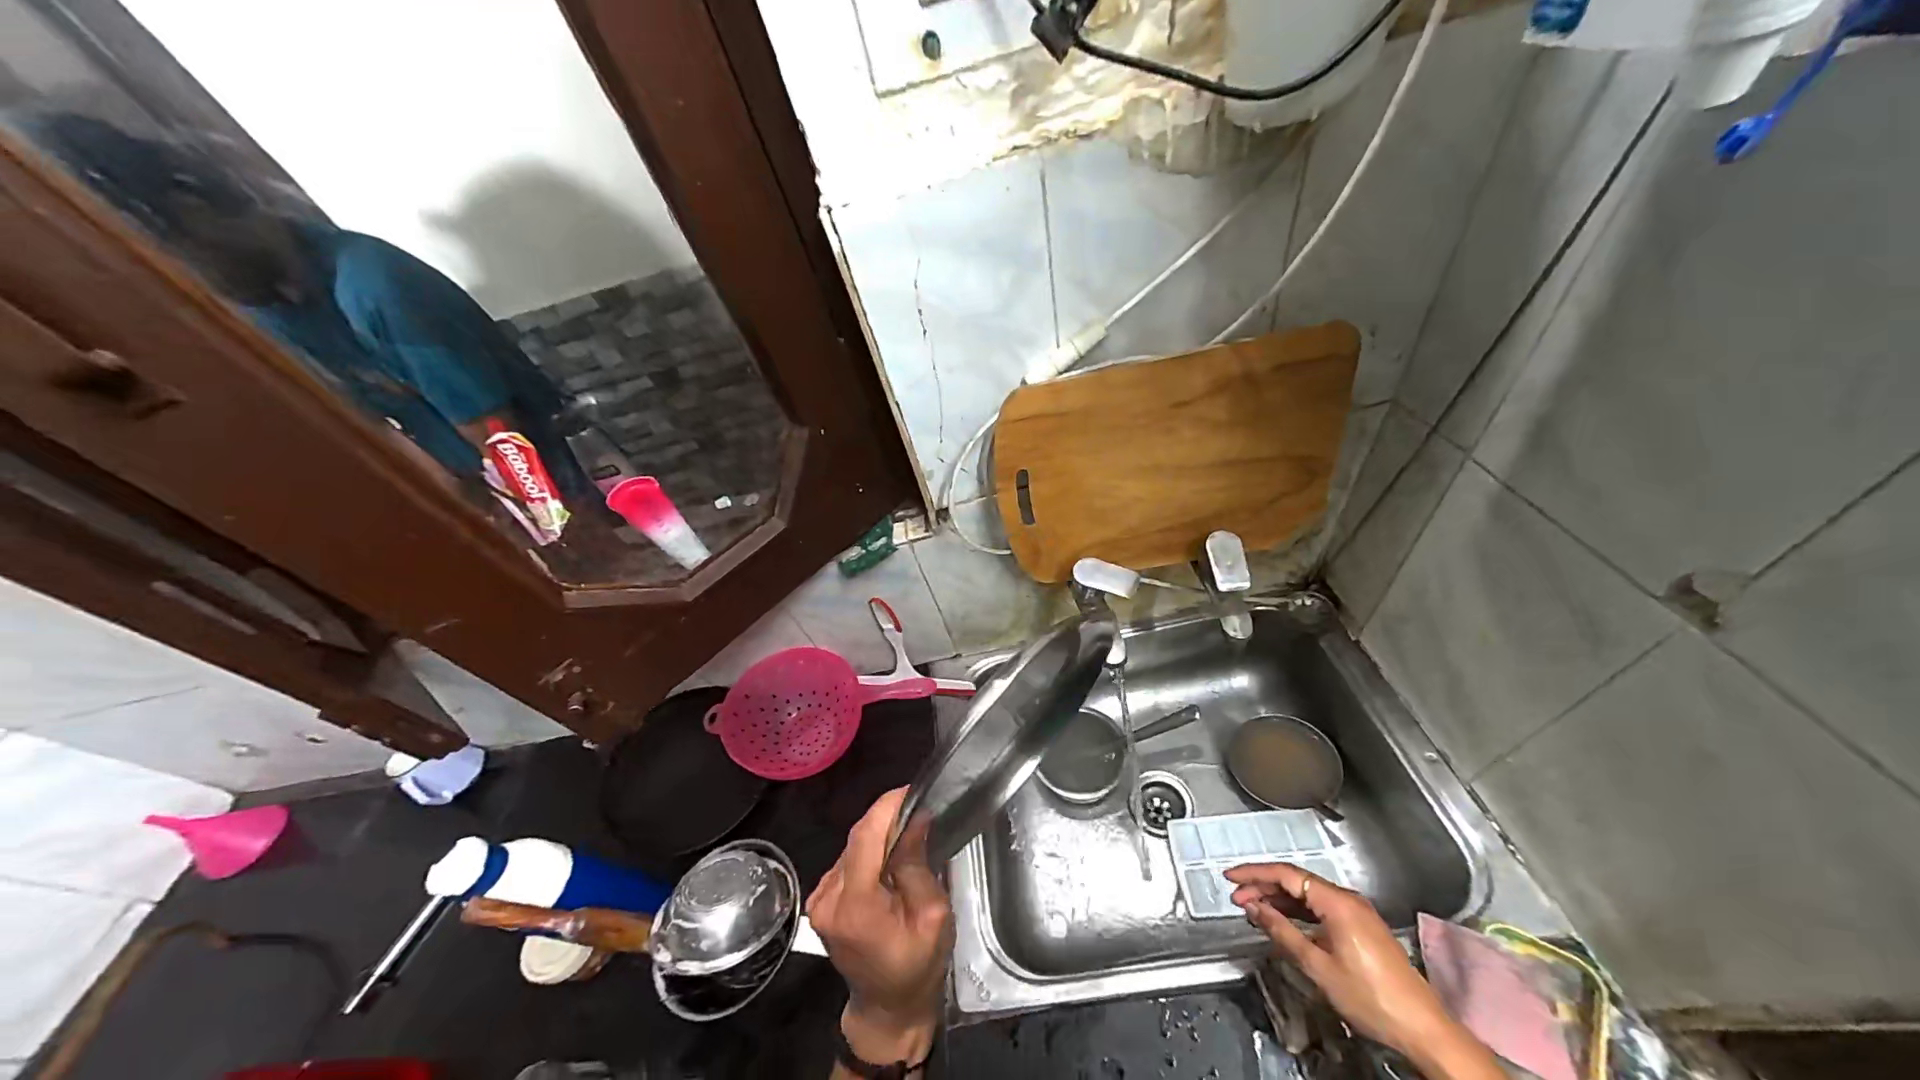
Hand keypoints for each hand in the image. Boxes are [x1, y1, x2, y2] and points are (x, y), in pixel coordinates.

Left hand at [808, 787, 952, 1068]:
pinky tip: (888, 862)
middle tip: (917, 810)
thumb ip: (916, 864)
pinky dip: (869, 853)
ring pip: (852, 847)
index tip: (911, 791)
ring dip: (878, 836)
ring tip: (907, 836)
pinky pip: (847, 861)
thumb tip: (915, 817)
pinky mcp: (820, 900)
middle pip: (858, 838)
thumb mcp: (932, 915)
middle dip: (887, 819)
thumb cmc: (917, 966)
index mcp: (856, 904)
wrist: (887, 1006)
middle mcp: (829, 897)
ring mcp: (820, 899)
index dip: (887, 807)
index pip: (866, 837)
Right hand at [1226, 863, 1502, 1079]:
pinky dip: (1297, 911)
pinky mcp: (1361, 927)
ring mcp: (1357, 913)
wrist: (1423, 1029)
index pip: (1286, 874)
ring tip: (1253, 909)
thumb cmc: (1372, 999)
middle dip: (1263, 886)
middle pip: (1296, 881)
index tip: (1230, 877)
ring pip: (1307, 895)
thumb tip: (1254, 908)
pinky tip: (1282, 921)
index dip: (1254, 873)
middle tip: (1236, 897)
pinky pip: (1321, 907)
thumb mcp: (1317, 965)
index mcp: (1338, 902)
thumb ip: (1281, 931)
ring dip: (1278, 899)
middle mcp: (1348, 900)